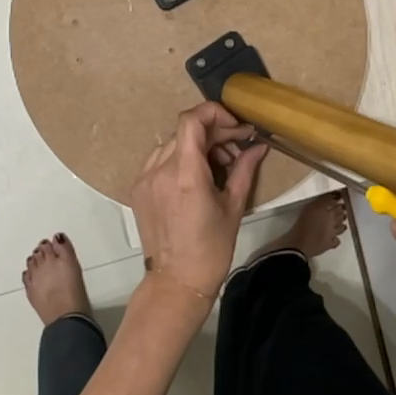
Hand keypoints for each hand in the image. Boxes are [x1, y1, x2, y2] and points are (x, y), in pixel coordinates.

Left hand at [130, 103, 266, 300]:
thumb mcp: (234, 207)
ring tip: (218, 167)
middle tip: (236, 149)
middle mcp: (160, 171)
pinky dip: (180, 160)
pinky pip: (160, 161)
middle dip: (214, 134)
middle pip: (185, 131)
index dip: (214, 113)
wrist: (177, 281)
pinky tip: (196, 178)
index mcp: (186, 175)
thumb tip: (258, 146)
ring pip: (173, 144)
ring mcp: (145, 179)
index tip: (235, 126)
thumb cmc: (211, 248)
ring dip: (197, 147)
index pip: (192, 120)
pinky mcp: (138, 188)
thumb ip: (244, 169)